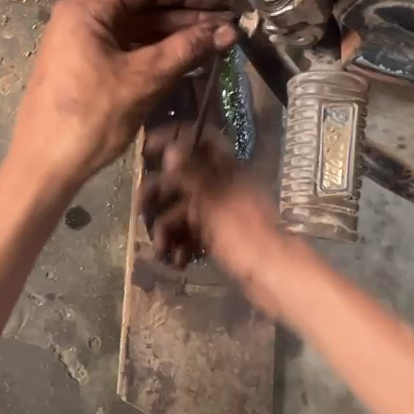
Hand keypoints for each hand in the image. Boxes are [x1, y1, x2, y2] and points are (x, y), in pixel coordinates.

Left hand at [6, 0, 237, 192]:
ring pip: (135, 32)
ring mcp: (80, 45)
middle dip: (185, 16)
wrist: (44, 165)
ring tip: (214, 43)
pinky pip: (125, 52)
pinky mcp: (83, 70)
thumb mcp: (142, 80)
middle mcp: (80, 19)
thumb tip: (228, 30)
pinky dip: (154, 55)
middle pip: (142, 7)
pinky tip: (185, 61)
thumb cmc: (89, 118)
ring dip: (173, 37)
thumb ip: (186, 51)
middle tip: (226, 25)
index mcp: (87, 9)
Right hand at [139, 128, 289, 305]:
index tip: (146, 147)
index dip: (174, 139)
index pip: (200, 141)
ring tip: (160, 248)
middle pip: (183, 180)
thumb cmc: (244, 234)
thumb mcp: (212, 199)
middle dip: (159, 195)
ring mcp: (220, 214)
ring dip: (167, 228)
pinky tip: (176, 260)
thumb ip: (191, 172)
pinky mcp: (218, 238)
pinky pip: (191, 234)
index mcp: (226, 170)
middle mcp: (222, 187)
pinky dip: (181, 245)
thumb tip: (170, 146)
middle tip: (140, 208)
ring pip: (184, 210)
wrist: (272, 274)